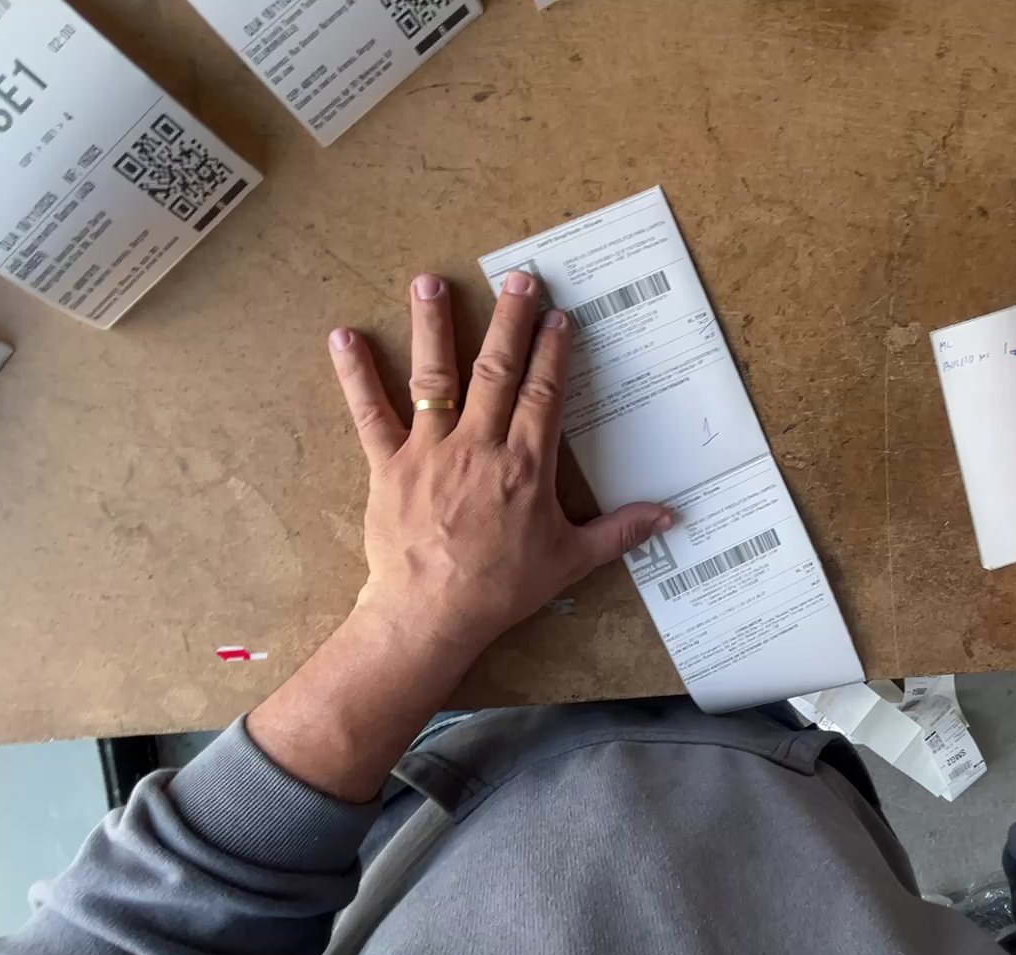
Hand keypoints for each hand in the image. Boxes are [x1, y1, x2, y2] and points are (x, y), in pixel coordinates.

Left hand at [247, 271, 671, 800]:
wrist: (433, 614)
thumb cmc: (504, 587)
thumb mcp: (572, 560)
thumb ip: (621, 532)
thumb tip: (670, 518)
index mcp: (526, 464)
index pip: (543, 393)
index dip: (551, 351)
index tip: (556, 315)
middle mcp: (480, 445)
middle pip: (496, 370)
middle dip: (508, 321)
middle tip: (516, 278)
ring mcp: (430, 450)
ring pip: (435, 377)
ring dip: (435, 327)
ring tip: (432, 282)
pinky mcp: (388, 464)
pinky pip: (370, 413)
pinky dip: (356, 375)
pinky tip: (345, 337)